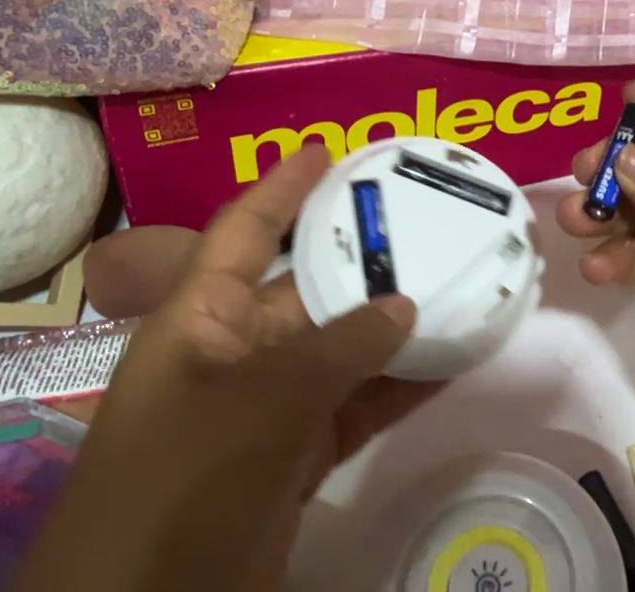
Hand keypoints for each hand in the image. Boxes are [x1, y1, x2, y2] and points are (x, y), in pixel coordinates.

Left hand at [84, 150, 441, 497]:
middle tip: (426, 221)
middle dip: (361, 258)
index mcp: (200, 320)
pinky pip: (357, 404)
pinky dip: (399, 386)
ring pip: (340, 347)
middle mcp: (234, 353)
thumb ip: (335, 350)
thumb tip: (405, 306)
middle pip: (305, 287)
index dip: (284, 188)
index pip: (243, 231)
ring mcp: (268, 408)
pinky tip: (451, 364)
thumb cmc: (178, 484)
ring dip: (394, 325)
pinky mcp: (297, 455)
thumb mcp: (256, 405)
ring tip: (456, 284)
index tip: (333, 151)